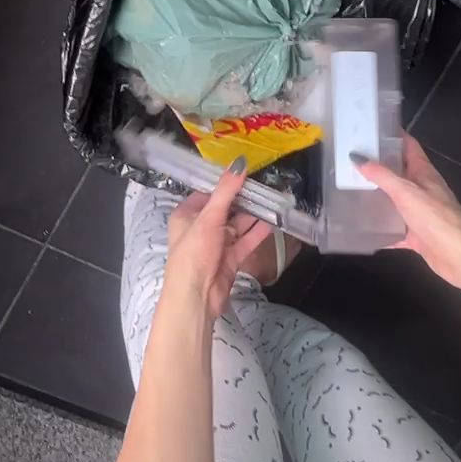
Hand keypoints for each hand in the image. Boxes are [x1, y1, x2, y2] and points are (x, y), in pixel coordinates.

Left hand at [165, 158, 273, 317]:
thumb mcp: (209, 217)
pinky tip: (271, 223)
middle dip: (244, 201)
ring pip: (237, 225)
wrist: (196, 297)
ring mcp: (216, 244)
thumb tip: (240, 164)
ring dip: (253, 216)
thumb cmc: (194, 253)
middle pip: (226, 209)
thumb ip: (226, 191)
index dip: (227, 184)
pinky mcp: (229, 258)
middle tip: (265, 187)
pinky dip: (256, 233)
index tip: (247, 173)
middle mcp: (200, 227)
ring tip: (273, 202)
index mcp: (187, 214)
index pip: (209, 193)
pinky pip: (245, 241)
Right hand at [354, 134, 460, 289]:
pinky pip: (394, 228)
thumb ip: (382, 176)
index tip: (370, 128)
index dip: (392, 134)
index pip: (408, 145)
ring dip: (377, 195)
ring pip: (395, 199)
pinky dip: (380, 228)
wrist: (459, 257)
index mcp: (424, 172)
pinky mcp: (416, 234)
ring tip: (349, 188)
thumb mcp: (406, 192)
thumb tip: (358, 158)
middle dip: (378, 164)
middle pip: (399, 171)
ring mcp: (420, 212)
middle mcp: (422, 189)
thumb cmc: (436, 218)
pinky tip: (362, 228)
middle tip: (350, 158)